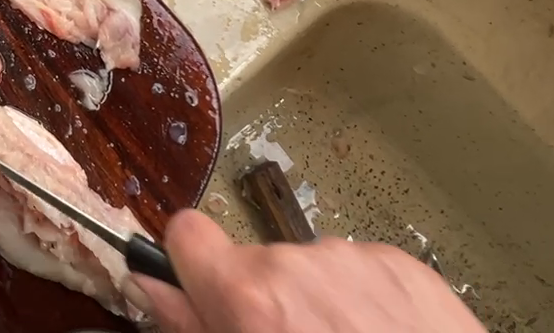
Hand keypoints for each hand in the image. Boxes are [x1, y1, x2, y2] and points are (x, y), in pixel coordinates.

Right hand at [135, 210, 484, 332]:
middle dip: (267, 301)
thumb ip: (189, 324)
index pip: (185, 231)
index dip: (193, 266)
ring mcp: (354, 259)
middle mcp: (295, 263)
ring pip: (308, 267)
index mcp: (249, 297)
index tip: (210, 296)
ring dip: (319, 302)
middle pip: (253, 260)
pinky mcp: (405, 266)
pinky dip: (366, 301)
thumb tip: (147, 281)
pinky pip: (360, 268)